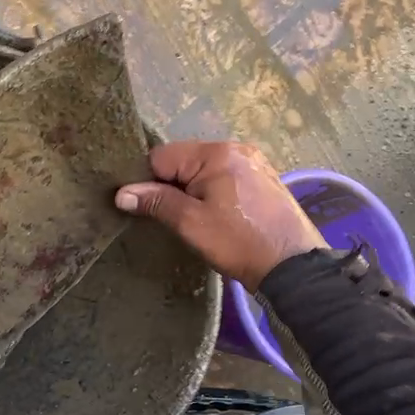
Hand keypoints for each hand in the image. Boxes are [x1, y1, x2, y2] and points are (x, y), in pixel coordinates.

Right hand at [115, 142, 328, 289]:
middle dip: (171, 186)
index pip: (161, 157)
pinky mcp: (262, 179)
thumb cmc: (238, 242)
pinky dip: (210, 192)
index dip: (148, 182)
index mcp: (216, 153)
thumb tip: (121, 193)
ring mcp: (252, 162)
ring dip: (191, 191)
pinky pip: (222, 177)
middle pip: (182, 161)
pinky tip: (216, 215)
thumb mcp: (190, 223)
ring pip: (202, 171)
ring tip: (194, 218)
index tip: (149, 208)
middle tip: (173, 217)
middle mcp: (235, 148)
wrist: (292, 266)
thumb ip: (156, 202)